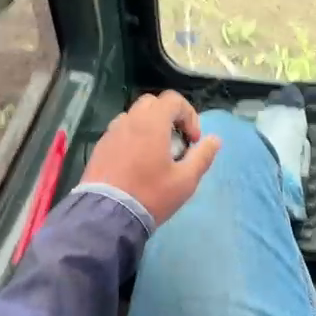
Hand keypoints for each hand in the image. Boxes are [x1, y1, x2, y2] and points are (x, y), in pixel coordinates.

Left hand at [85, 92, 220, 225]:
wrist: (106, 216)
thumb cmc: (150, 195)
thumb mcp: (185, 180)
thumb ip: (202, 156)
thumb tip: (214, 140)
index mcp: (152, 123)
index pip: (173, 99)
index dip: (189, 115)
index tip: (193, 140)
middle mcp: (130, 121)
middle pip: (152, 103)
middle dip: (169, 116)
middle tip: (176, 141)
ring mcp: (111, 133)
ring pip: (134, 116)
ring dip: (149, 126)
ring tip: (155, 153)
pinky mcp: (100, 147)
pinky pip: (120, 132)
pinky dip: (133, 137)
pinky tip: (136, 163)